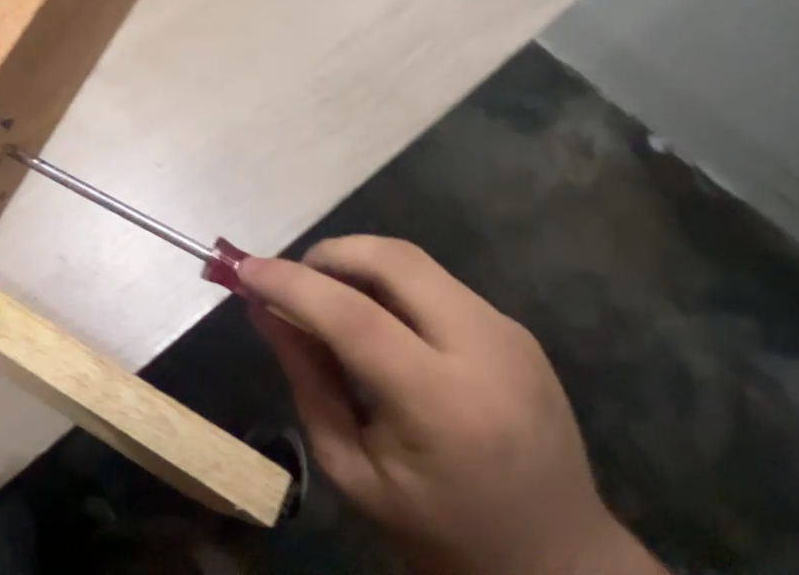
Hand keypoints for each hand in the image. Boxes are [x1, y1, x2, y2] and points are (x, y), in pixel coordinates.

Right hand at [239, 236, 661, 574]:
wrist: (556, 559)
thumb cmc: (439, 528)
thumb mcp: (352, 470)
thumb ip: (307, 381)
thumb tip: (264, 310)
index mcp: (441, 403)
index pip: (352, 315)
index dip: (290, 284)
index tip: (243, 270)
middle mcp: (484, 351)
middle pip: (393, 260)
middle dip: (328, 254)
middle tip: (289, 281)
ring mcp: (508, 334)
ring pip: (415, 263)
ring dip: (358, 266)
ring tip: (325, 301)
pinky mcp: (516, 331)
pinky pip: (437, 285)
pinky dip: (390, 286)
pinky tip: (375, 323)